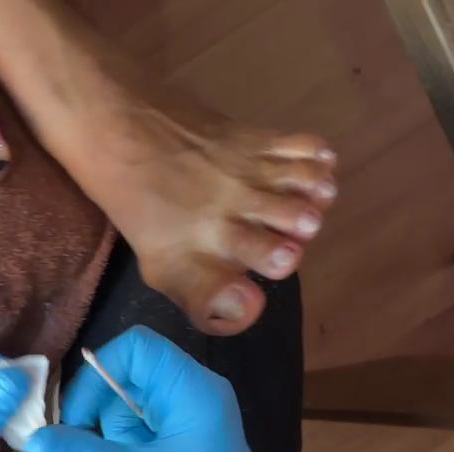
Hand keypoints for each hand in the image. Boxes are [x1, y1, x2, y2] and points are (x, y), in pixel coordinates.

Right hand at [22, 326, 295, 451]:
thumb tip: (29, 438)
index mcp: (192, 391)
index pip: (135, 348)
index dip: (96, 373)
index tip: (75, 418)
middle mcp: (191, 394)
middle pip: (125, 375)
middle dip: (93, 409)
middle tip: (75, 449)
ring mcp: (184, 418)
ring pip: (124, 403)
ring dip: (102, 433)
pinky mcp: (176, 441)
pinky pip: (133, 427)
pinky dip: (114, 447)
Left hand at [84, 96, 335, 336]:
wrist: (134, 144)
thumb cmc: (151, 219)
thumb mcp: (164, 269)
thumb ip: (203, 297)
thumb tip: (248, 310)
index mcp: (208, 248)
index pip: (250, 274)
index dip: (269, 272)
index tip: (271, 268)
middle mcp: (235, 210)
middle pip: (297, 225)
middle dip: (300, 235)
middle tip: (289, 235)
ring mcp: (251, 171)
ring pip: (310, 185)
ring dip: (315, 200)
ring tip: (302, 207)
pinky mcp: (261, 138)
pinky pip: (308, 148)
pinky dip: (319, 163)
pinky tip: (308, 176)